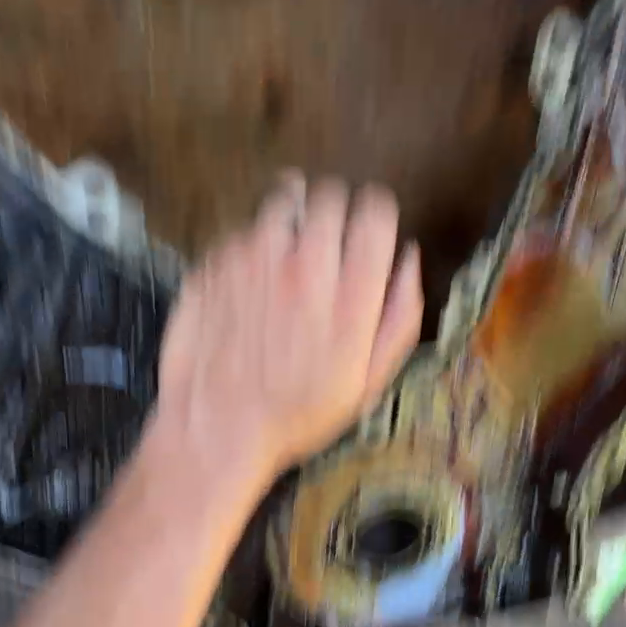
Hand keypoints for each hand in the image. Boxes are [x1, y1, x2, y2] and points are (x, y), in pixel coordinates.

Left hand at [150, 175, 423, 485]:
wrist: (219, 429)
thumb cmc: (295, 415)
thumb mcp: (366, 385)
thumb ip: (398, 319)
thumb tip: (408, 263)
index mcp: (349, 297)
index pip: (375, 213)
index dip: (376, 215)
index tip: (369, 228)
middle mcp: (304, 268)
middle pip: (330, 197)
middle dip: (335, 213)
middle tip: (329, 242)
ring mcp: (255, 261)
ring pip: (284, 202)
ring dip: (292, 221)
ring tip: (288, 256)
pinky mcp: (217, 264)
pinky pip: (242, 233)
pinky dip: (252, 248)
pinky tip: (251, 283)